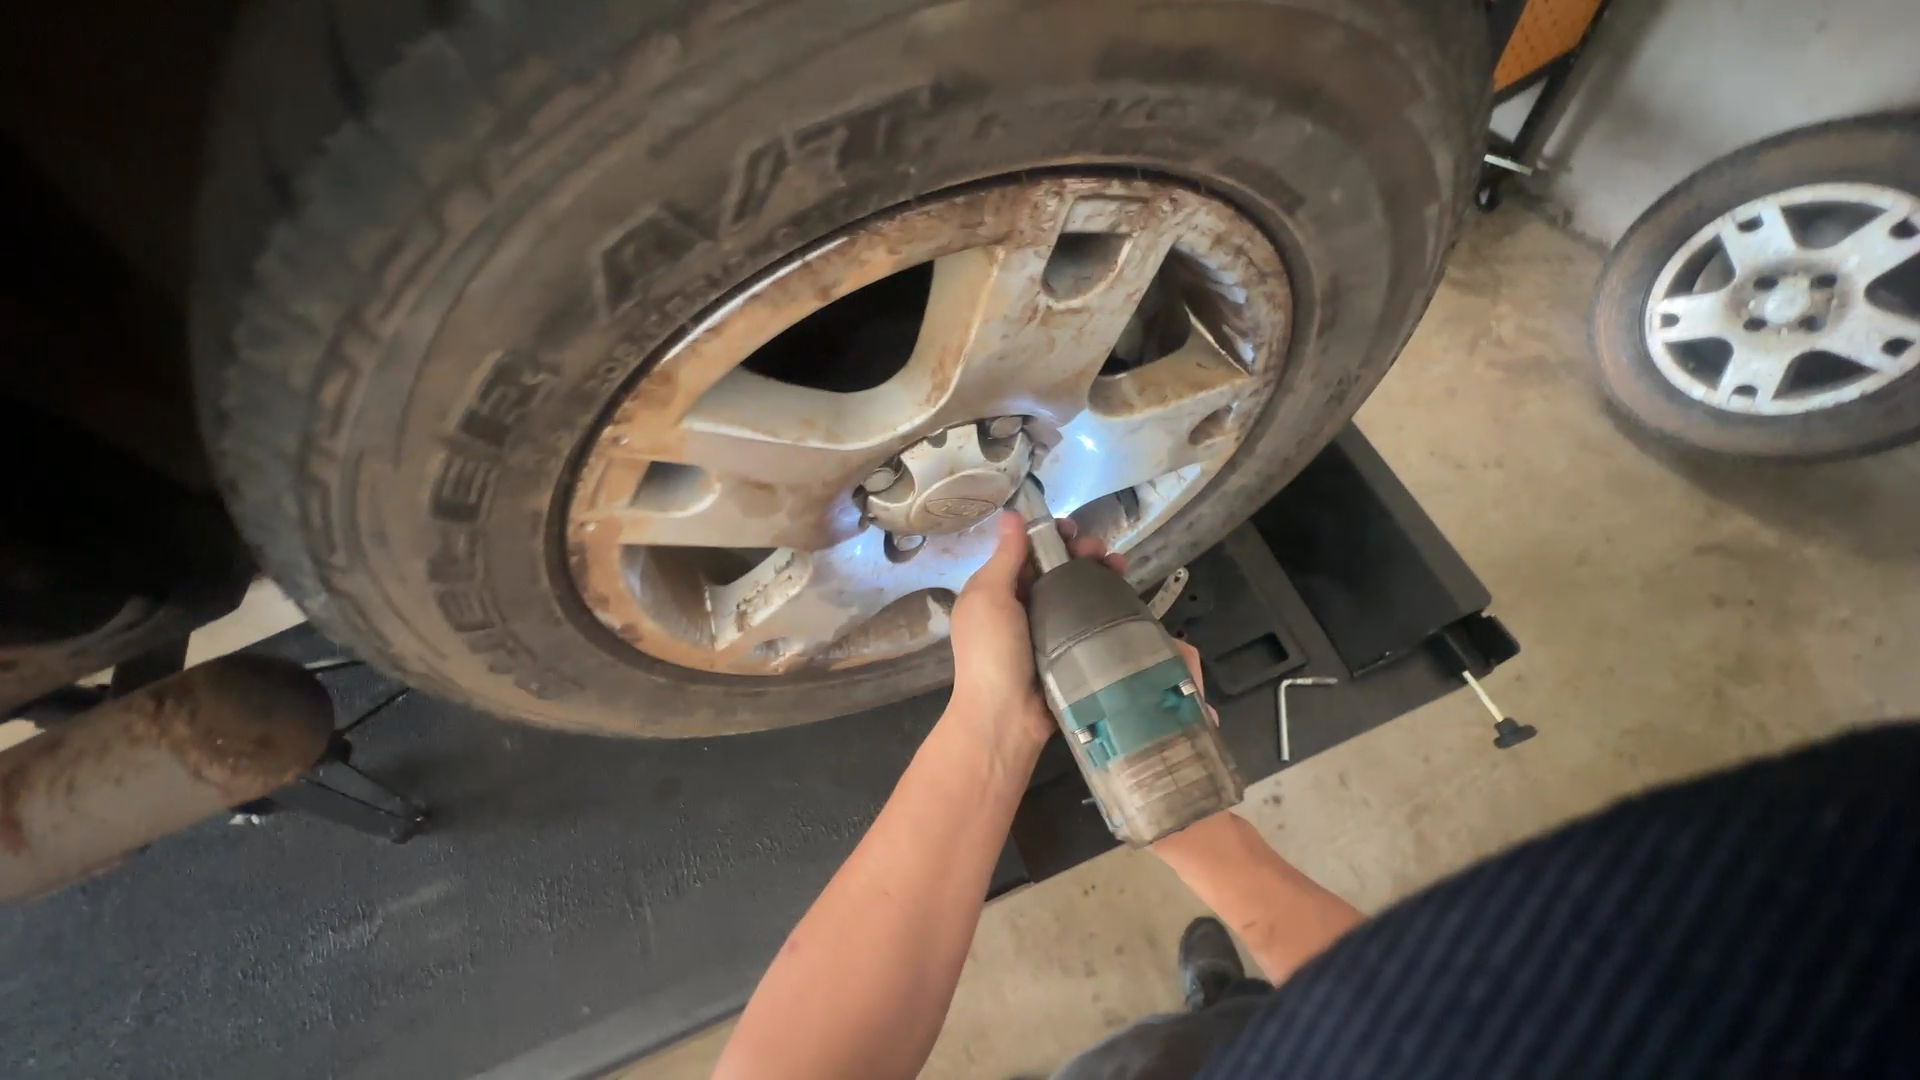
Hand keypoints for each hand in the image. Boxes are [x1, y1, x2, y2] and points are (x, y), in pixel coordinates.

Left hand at [947, 511, 1126, 752]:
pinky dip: (1107, 602)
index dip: (1050, 536)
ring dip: (1099, 572)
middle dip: (1080, 552)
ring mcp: (1048, 629)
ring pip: (1078, 590)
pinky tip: (1124, 592)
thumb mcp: (989, 596)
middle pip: (1056, 568)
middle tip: (1101, 550)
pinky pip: (1090, 619)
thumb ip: (1005, 556)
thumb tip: (1011, 514)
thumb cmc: (991, 651)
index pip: (1026, 552)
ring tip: (1119, 564)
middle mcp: (1021, 606)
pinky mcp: (1071, 650)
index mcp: (996, 590)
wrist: (1006, 717)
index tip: (1072, 531)